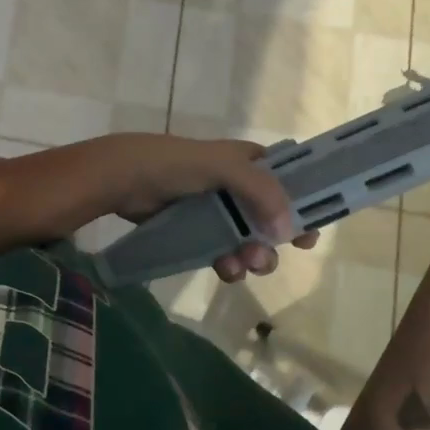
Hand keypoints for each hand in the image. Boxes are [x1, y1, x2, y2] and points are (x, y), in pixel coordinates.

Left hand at [68, 133, 315, 282]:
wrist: (119, 179)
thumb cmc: (171, 164)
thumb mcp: (220, 167)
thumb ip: (260, 191)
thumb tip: (287, 228)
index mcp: (242, 160)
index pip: (284, 178)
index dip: (301, 200)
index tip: (310, 229)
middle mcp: (231, 183)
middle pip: (269, 216)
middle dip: (276, 239)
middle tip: (270, 254)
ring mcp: (211, 209)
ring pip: (247, 238)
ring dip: (253, 256)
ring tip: (245, 265)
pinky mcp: (191, 230)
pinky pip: (220, 251)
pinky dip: (228, 263)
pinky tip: (226, 270)